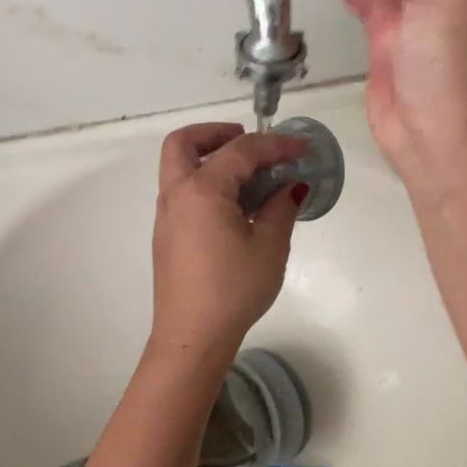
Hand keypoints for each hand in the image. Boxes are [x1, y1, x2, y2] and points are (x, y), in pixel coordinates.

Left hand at [147, 123, 306, 362]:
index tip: (301, 148)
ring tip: (248, 176)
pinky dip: (203, 184)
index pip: (240, 152)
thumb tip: (290, 187)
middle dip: (215, 133)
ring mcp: (165, 217)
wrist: (192, 334)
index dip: (274, 145)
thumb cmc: (233, 289)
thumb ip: (280, 208)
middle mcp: (176, 196)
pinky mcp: (166, 237)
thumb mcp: (269, 247)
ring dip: (208, 159)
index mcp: (201, 191)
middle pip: (183, 143)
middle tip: (248, 142)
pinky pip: (181, 194)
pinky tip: (234, 206)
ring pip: (177, 168)